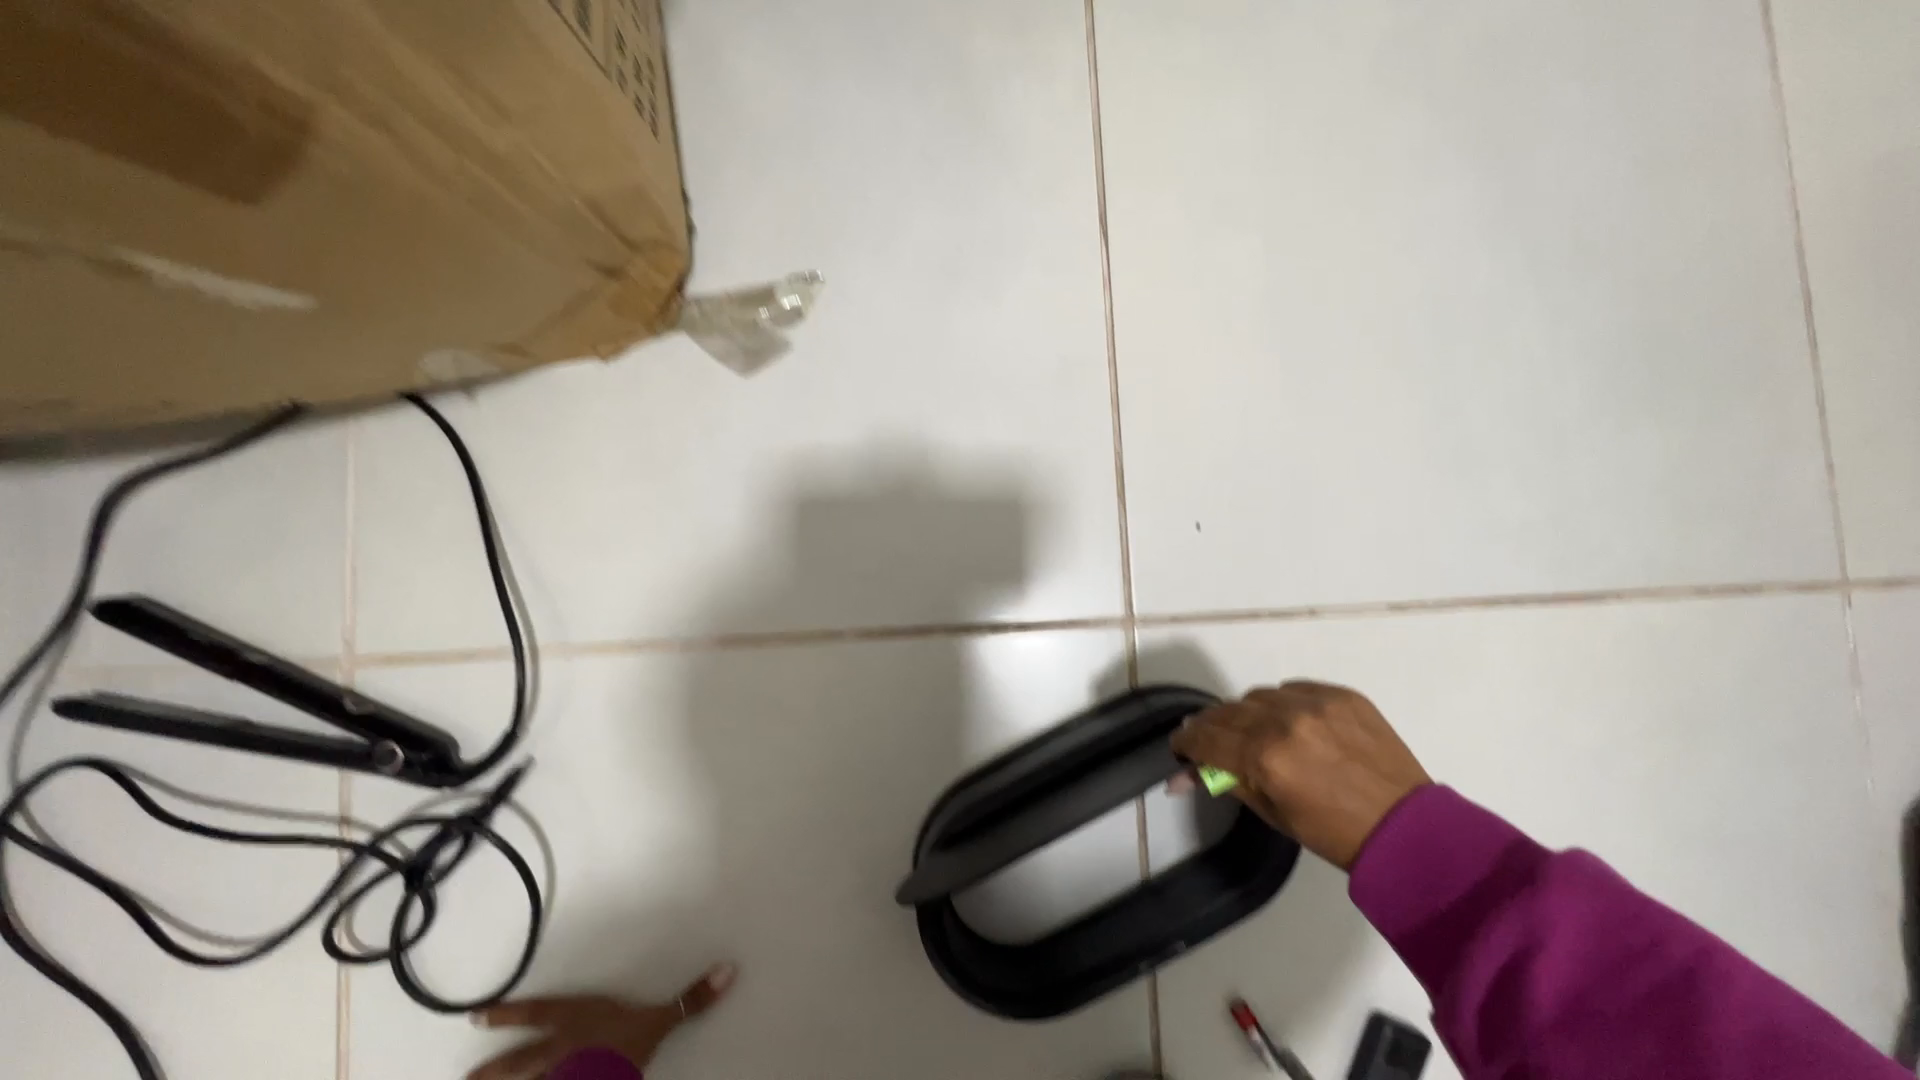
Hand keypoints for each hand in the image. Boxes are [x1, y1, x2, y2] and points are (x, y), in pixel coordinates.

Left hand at [467, 962, 735, 1079]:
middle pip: (518, 1063)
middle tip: (465, 1079)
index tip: (476, 1017)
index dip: (508, 1015)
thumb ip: (690, 1000)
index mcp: (576, 1022)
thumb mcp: (661, 1022)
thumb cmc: (632, 1048)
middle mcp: (558, 1051)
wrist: (616, 1076)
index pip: (538, 1015)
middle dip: (492, 1072)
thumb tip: (728, 969)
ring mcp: (555, 1078)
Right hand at [1170, 681, 1429, 869]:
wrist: (1407, 827)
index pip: (1206, 738)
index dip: (1186, 742)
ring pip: (1258, 696)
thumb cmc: (1333, 833)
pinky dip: (1283, 704)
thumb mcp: (1272, 813)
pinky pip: (1294, 689)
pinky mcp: (1342, 694)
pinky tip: (1291, 724)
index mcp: (1264, 757)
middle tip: (1210, 741)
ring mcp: (1315, 703)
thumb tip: (1183, 776)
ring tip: (1256, 733)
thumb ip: (1227, 782)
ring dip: (1248, 714)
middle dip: (1212, 727)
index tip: (1180, 746)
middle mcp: (1285, 721)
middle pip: (1227, 712)